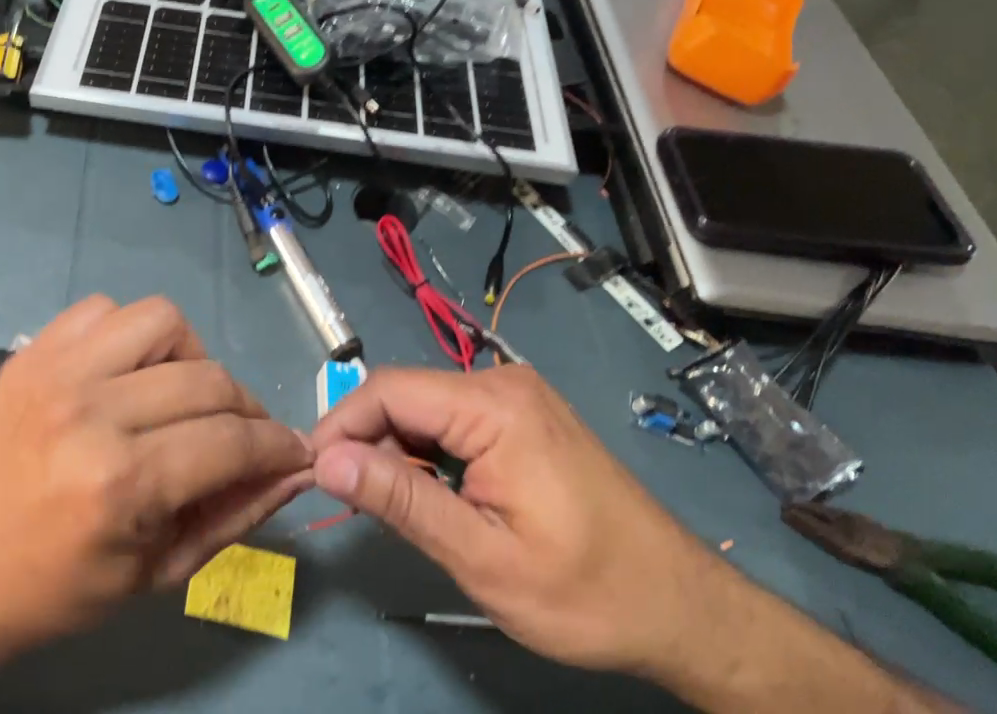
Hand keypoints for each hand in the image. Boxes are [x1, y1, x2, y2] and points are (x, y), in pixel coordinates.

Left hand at [0, 295, 313, 688]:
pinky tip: (129, 374)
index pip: (231, 440)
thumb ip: (237, 513)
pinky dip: (130, 335)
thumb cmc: (65, 586)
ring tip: (180, 396)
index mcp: (121, 481)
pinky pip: (103, 309)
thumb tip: (297, 468)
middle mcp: (90, 411)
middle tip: (243, 436)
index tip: (293, 451)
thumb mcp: (162, 570)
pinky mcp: (32, 352)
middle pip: (207, 379)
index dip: (277, 446)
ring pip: (160, 320)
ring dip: (188, 357)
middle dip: (245, 409)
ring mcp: (55, 371)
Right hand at [310, 366, 730, 674]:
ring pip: (426, 410)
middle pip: (405, 396)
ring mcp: (518, 400)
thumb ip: (401, 500)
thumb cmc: (586, 592)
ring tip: (391, 508)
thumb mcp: (482, 557)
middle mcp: (504, 385)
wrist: (683, 610)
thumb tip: (326, 459)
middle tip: (352, 504)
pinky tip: (431, 497)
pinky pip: (454, 422)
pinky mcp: (525, 420)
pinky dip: (428, 455)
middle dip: (367, 443)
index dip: (341, 426)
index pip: (388, 390)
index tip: (313, 474)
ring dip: (396, 452)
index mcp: (495, 407)